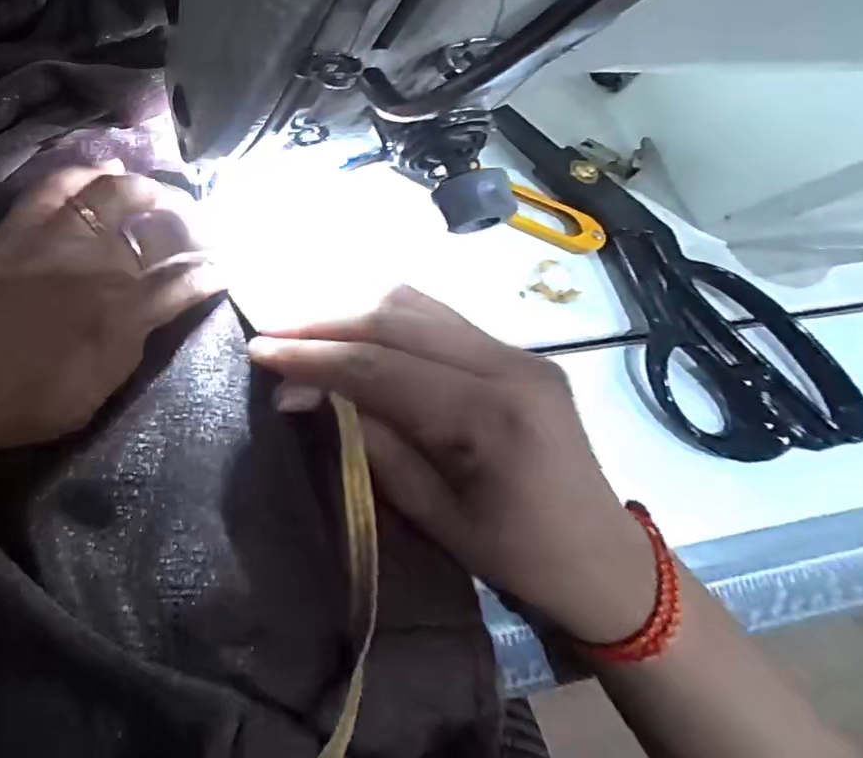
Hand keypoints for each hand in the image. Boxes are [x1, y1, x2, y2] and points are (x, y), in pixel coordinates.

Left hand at [0, 165, 222, 464]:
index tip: (223, 267)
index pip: (182, 283)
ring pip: (116, 193)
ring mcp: (52, 236)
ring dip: (149, 189)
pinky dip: (87, 172)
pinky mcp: (15, 224)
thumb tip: (152, 317)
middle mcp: (94, 264)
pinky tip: (102, 172)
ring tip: (161, 195)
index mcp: (116, 316)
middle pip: (158, 229)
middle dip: (191, 225)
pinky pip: (58, 184)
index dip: (210, 273)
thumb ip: (124, 355)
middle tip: (199, 229)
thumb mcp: (77, 403)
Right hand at [247, 286, 655, 644]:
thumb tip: (292, 392)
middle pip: (389, 320)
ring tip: (298, 329)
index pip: (378, 365)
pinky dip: (377, 313)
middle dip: (318, 325)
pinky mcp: (509, 347)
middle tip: (268, 336)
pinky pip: (428, 313)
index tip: (257, 351)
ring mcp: (514, 348)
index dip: (310, 355)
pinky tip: (346, 327)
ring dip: (344, 312)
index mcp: (493, 416)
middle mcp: (508, 365)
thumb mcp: (426, 508)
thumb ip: (361, 438)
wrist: (605, 558)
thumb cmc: (512, 550)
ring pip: (408, 304)